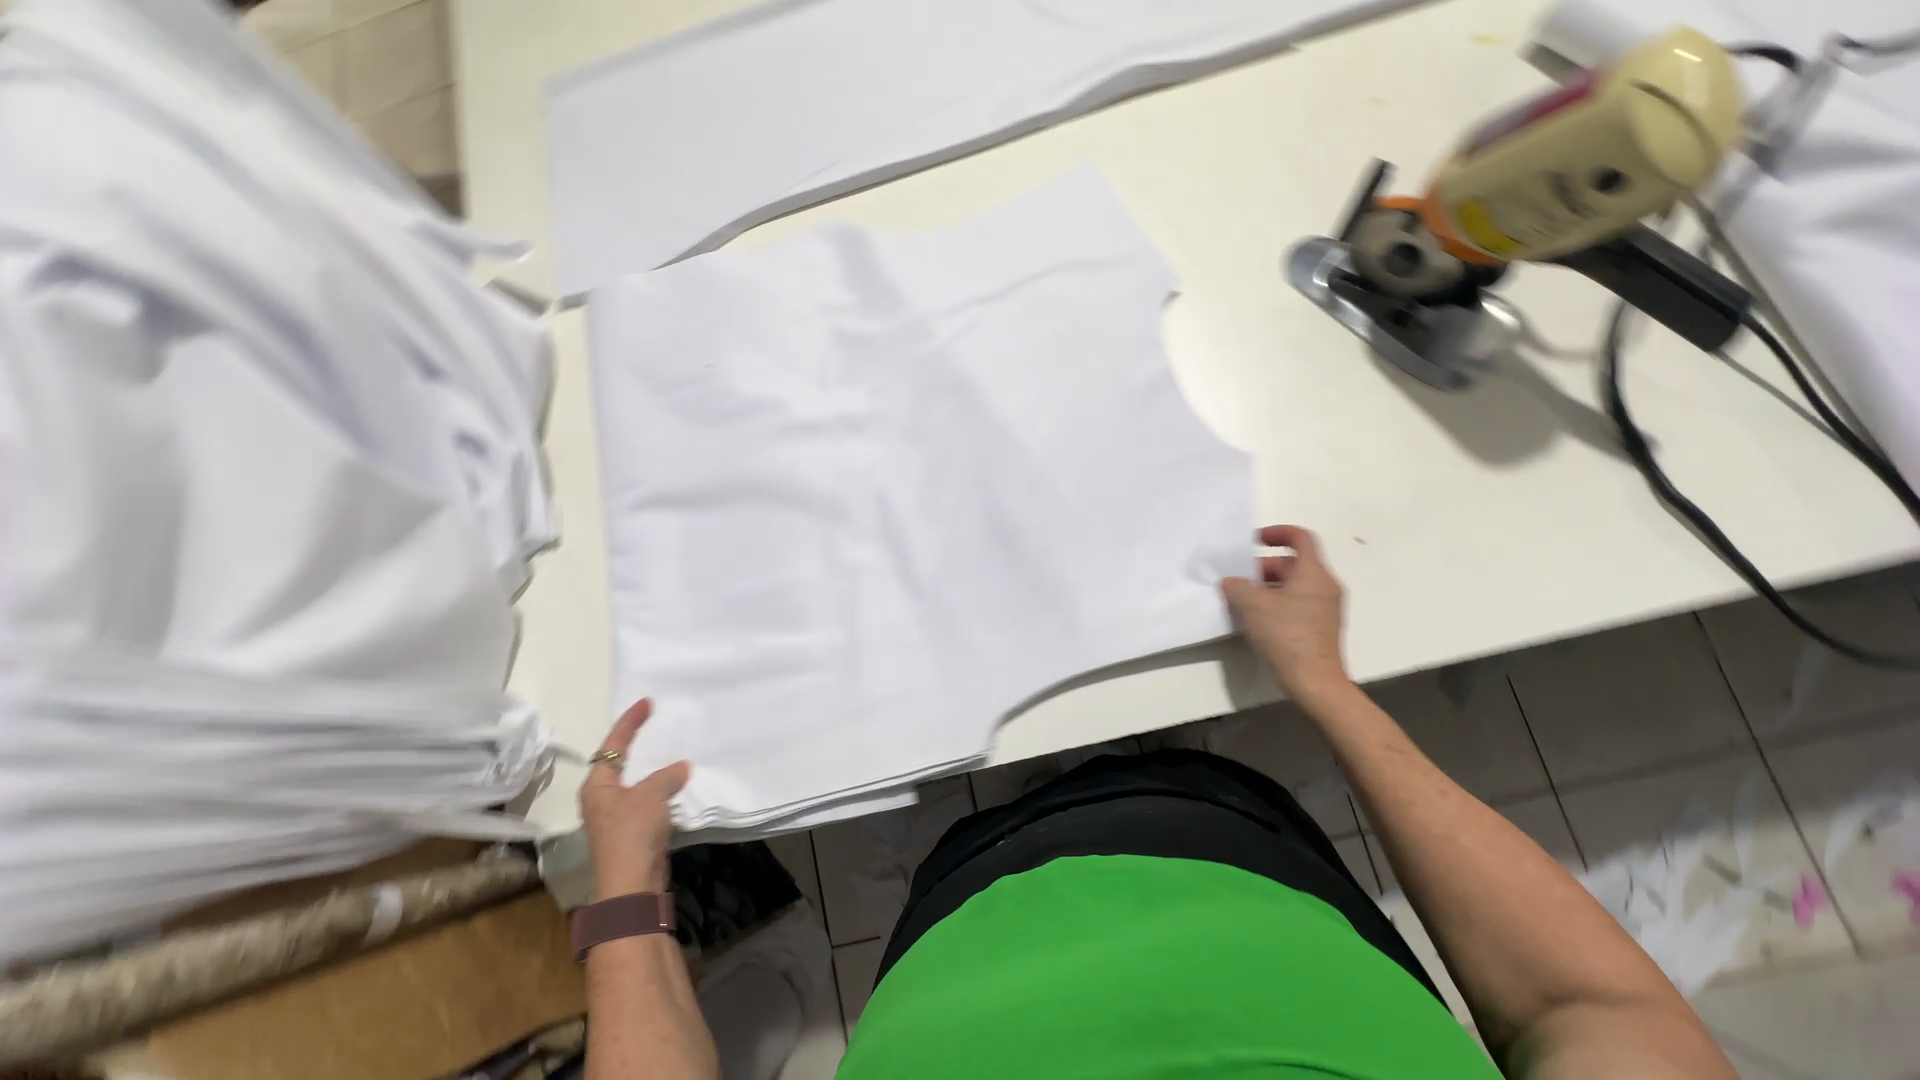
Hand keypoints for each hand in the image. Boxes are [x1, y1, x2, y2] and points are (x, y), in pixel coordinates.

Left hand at [580, 699, 690, 898]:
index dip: (630, 722)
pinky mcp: (632, 833)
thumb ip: (666, 775)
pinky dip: (661, 790)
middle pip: (621, 763)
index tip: (647, 703)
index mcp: (597, 785)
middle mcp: (601, 799)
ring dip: (653, 769)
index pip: (613, 744)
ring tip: (673, 751)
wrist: (632, 884)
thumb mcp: (651, 795)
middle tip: (659, 724)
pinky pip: (648, 801)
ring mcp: (616, 818)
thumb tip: (681, 767)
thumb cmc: (632, 833)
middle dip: (639, 744)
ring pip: (636, 783)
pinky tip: (678, 785)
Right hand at [1221, 525, 1351, 703]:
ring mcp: (1326, 608)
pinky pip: (1297, 604)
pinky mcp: (1321, 627)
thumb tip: (1231, 582)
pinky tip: (1256, 621)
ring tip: (1242, 603)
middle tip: (1238, 582)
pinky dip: (1276, 604)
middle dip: (1262, 569)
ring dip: (1266, 588)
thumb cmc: (1286, 636)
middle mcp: (1325, 586)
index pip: (1300, 538)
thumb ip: (1237, 587)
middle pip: (1292, 564)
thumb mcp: (1253, 607)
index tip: (1253, 541)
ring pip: (1293, 586)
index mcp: (1314, 573)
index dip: (1276, 533)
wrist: (1315, 681)